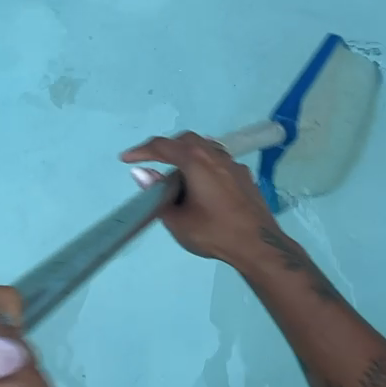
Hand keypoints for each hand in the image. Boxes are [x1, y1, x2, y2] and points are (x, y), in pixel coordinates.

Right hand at [121, 132, 278, 268]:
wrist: (258, 245)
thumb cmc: (213, 232)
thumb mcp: (177, 219)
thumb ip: (157, 193)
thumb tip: (141, 174)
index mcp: (195, 161)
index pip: (163, 147)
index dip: (141, 151)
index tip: (126, 159)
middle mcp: (215, 155)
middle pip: (186, 141)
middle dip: (166, 148)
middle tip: (152, 162)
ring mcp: (233, 165)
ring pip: (205, 149)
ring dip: (186, 156)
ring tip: (176, 176)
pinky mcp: (244, 177)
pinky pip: (218, 162)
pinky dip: (203, 166)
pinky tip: (202, 185)